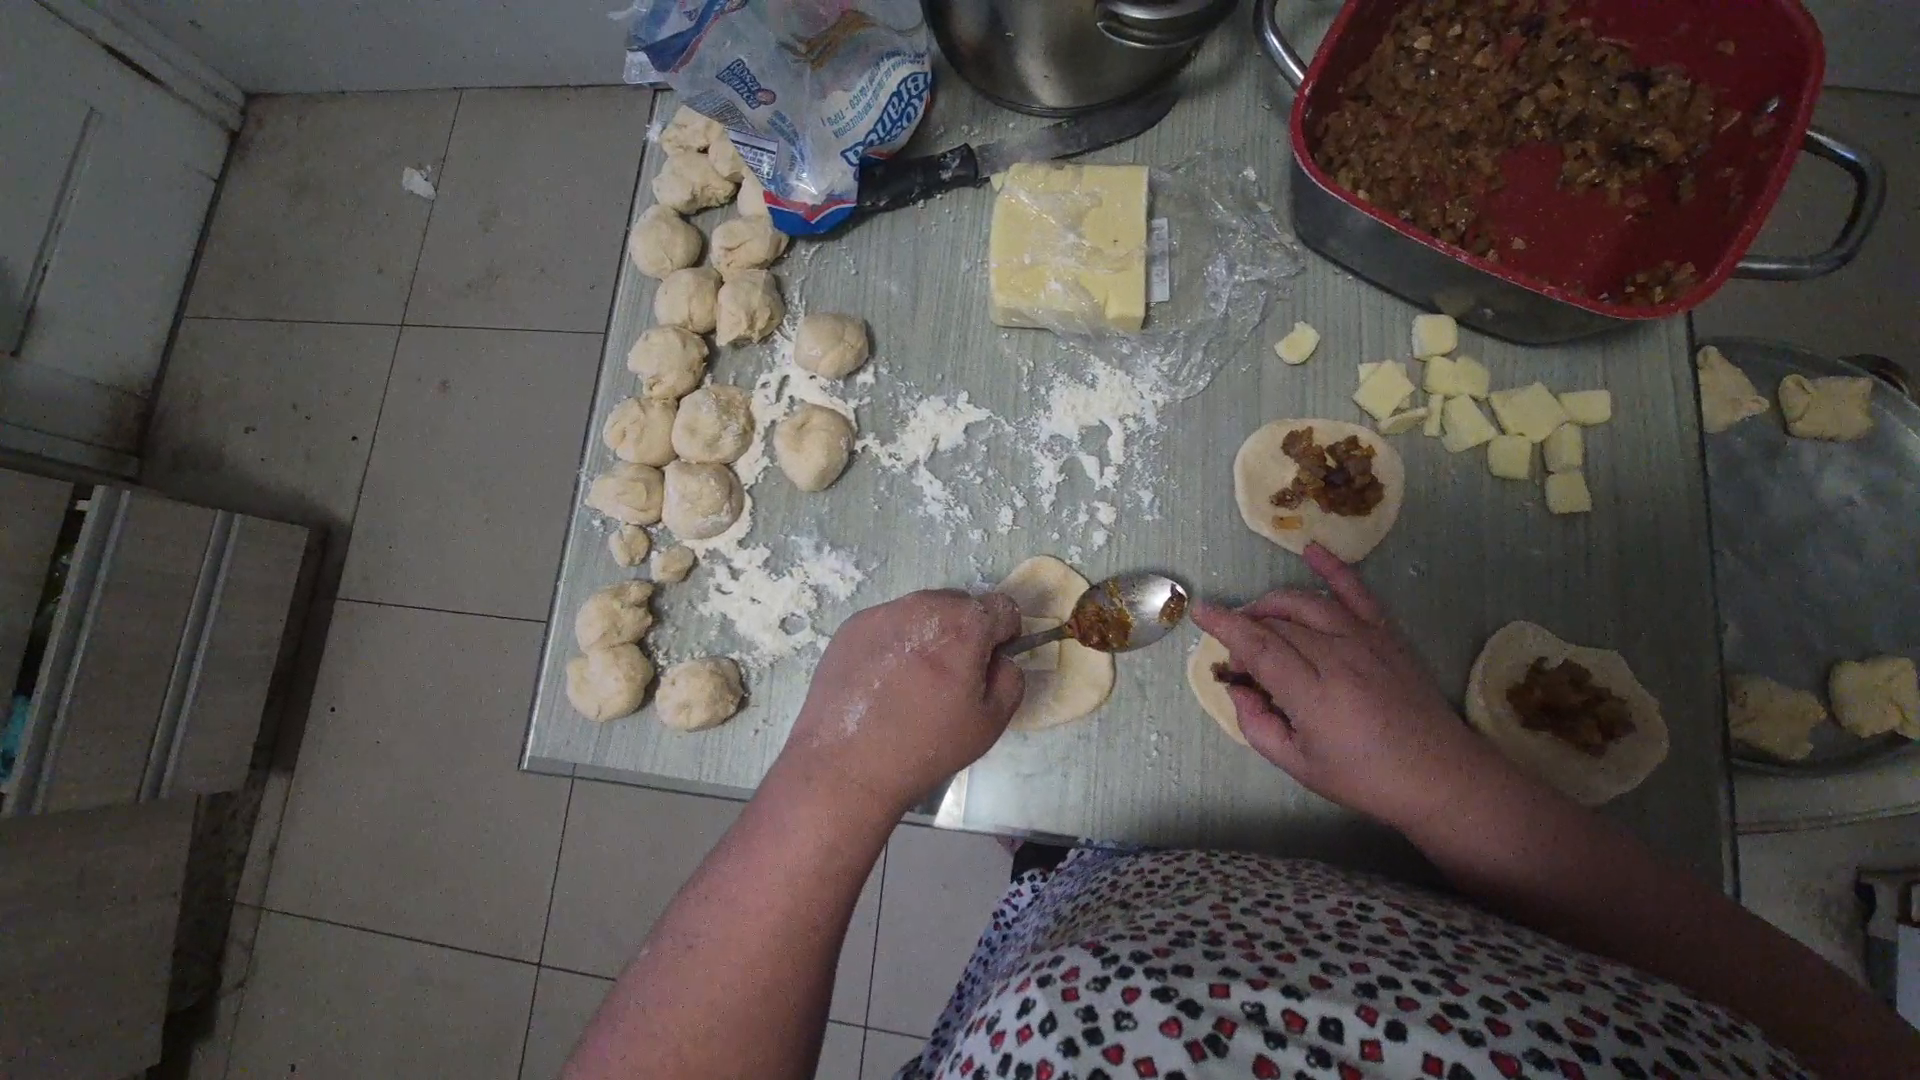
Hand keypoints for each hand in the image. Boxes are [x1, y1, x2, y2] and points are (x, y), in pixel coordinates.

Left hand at [781, 589, 1024, 810]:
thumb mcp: (990, 722)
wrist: (846, 764)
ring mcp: (883, 613)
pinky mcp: (852, 626)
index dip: (1004, 635)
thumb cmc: (926, 745)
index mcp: (964, 624)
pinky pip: (889, 624)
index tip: (990, 662)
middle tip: (951, 677)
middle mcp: (923, 605)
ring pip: (923, 612)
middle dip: (965, 633)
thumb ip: (1010, 678)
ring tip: (913, 680)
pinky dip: (895, 642)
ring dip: (929, 635)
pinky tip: (883, 681)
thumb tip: (999, 659)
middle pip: (960, 605)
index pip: (1002, 607)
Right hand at [1191, 544, 1508, 831]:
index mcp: (1313, 693)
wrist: (1442, 777)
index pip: (1258, 646)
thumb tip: (1236, 686)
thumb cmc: (1365, 778)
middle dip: (1245, 629)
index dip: (1225, 626)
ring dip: (1273, 604)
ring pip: (1305, 602)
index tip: (1200, 612)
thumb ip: (1256, 724)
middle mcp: (1337, 656)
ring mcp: (1365, 639)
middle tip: (1238, 658)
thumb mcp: (1298, 765)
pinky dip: (1333, 568)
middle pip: (1276, 623)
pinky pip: (1356, 592)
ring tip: (1257, 618)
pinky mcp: (1386, 634)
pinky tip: (1311, 550)